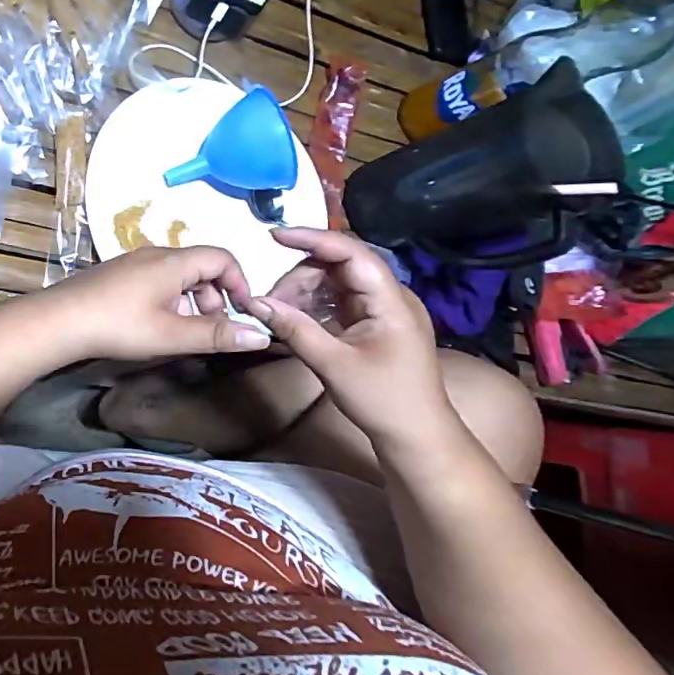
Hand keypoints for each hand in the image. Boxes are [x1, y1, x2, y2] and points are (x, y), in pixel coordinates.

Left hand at [28, 246, 269, 362]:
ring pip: (178, 275)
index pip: (222, 258)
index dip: (240, 282)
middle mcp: (156, 254)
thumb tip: (261, 334)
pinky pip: (157, 279)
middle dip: (216, 296)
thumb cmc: (119, 325)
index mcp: (174, 261)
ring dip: (193, 300)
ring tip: (185, 331)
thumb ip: (216, 335)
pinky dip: (171, 298)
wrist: (59, 321)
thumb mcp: (172, 334)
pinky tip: (156, 325)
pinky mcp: (118, 275)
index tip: (244, 311)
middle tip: (213, 328)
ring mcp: (134, 263)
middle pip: (201, 266)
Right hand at [246, 228, 452, 443]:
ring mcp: (382, 308)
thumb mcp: (334, 365)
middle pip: (338, 265)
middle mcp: (389, 295)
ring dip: (304, 291)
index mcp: (391, 299)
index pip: (350, 252)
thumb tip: (256, 304)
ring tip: (278, 314)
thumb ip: (295, 330)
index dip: (312, 239)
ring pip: (336, 282)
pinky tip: (294, 320)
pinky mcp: (374, 322)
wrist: (418, 437)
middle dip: (300, 276)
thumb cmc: (383, 401)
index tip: (274, 236)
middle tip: (270, 302)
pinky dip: (314, 306)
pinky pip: (339, 301)